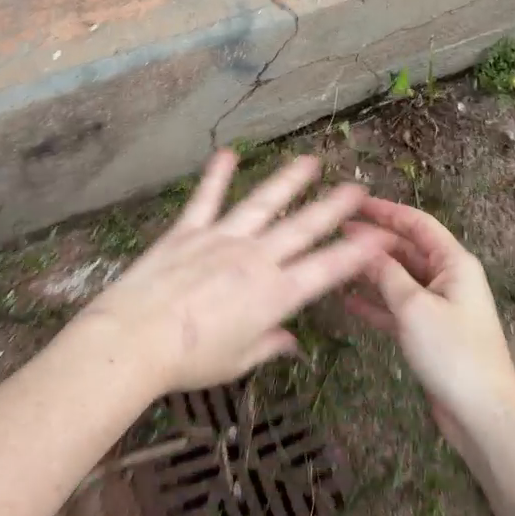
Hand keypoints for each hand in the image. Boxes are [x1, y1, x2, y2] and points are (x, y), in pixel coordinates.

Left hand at [74, 151, 389, 394]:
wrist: (134, 340)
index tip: (380, 237)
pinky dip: (216, 175)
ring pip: (262, 203)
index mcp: (274, 295)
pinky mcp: (187, 231)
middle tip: (356, 187)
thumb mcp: (236, 361)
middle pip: (302, 227)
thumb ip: (267, 346)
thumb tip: (289, 342)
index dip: (356, 253)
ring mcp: (221, 239)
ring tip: (309, 161)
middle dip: (333, 207)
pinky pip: (206, 199)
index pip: (326, 269)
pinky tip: (227, 154)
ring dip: (288, 181)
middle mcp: (255, 259)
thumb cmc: (188, 361)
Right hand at [345, 198, 514, 452]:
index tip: (355, 204)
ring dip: (371, 273)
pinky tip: (348, 302)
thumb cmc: (453, 352)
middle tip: (336, 237)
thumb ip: (386, 274)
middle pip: (407, 250)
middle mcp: (449, 278)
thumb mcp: (414, 306)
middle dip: (374, 243)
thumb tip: (364, 249)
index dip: (386, 211)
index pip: (418, 224)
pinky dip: (376, 303)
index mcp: (454, 263)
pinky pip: (398, 307)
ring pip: (399, 279)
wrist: (482, 413)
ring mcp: (440, 306)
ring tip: (335, 265)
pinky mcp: (430, 332)